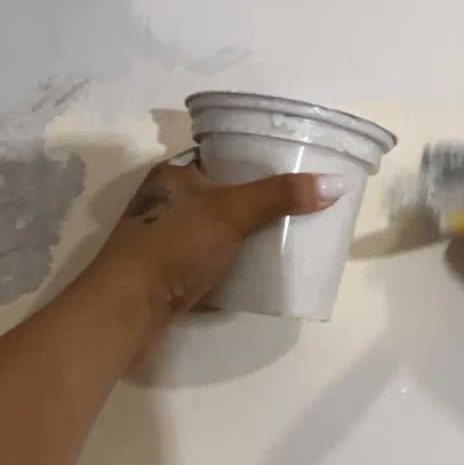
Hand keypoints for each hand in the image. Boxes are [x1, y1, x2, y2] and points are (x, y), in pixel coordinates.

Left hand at [79, 153, 346, 359]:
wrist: (126, 310)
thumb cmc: (174, 247)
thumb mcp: (232, 212)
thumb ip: (281, 196)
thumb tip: (337, 183)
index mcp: (174, 173)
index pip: (221, 154)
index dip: (256, 156)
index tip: (295, 163)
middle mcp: (168, 201)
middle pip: (225, 192)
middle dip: (261, 198)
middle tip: (302, 199)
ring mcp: (168, 238)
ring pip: (220, 227)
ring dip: (250, 232)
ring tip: (292, 231)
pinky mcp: (171, 272)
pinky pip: (213, 258)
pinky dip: (237, 260)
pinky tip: (264, 266)